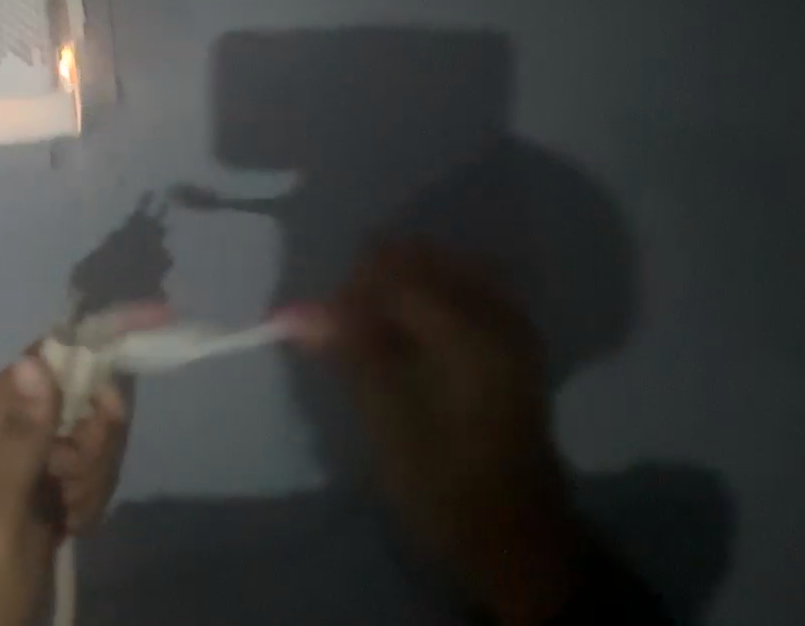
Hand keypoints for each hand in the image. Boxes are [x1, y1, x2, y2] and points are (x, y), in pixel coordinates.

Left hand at [0, 350, 136, 625]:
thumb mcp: (3, 497)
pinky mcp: (62, 472)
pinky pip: (101, 469)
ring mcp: (45, 442)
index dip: (98, 361)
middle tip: (65, 487)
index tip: (115, 407)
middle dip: (93, 452)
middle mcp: (24, 410)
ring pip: (102, 438)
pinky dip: (91, 502)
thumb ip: (23, 433)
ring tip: (62, 514)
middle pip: (92, 399)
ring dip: (92, 484)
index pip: (59, 354)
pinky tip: (68, 525)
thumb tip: (34, 359)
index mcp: (1, 401)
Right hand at [285, 243, 583, 625]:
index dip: (351, 290)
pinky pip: (468, 297)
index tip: (319, 320)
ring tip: (373, 329)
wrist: (516, 541)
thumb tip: (288, 312)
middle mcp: (496, 321)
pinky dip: (431, 303)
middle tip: (346, 324)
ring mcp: (512, 335)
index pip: (396, 274)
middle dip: (377, 282)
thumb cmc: (445, 485)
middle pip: (424, 263)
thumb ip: (346, 352)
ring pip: (448, 275)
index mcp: (467, 336)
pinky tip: (408, 335)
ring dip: (403, 289)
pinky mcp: (515, 352)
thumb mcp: (386, 421)